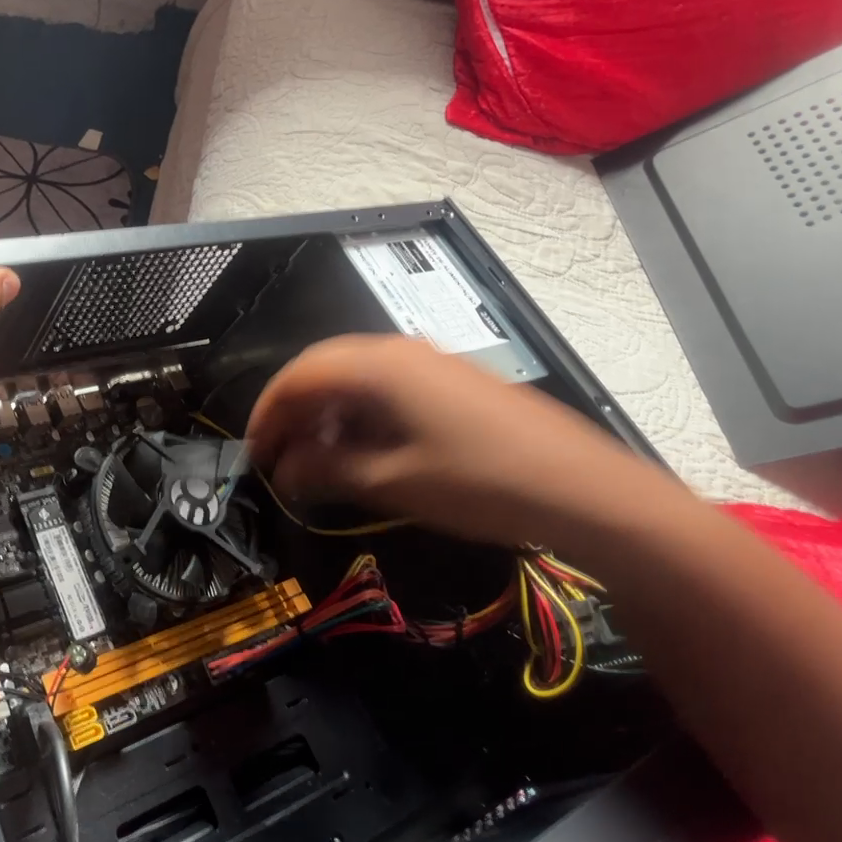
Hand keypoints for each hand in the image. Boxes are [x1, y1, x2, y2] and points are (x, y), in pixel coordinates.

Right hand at [245, 335, 686, 547]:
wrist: (587, 490)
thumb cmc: (481, 483)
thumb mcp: (393, 483)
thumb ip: (327, 471)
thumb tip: (285, 470)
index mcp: (377, 366)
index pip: (298, 376)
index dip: (266, 414)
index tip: (253, 454)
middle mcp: (400, 352)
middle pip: (323, 370)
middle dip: (293, 413)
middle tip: (279, 457)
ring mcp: (431, 364)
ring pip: (355, 379)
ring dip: (327, 416)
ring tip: (317, 461)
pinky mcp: (453, 383)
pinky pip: (387, 388)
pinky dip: (360, 416)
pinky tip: (364, 452)